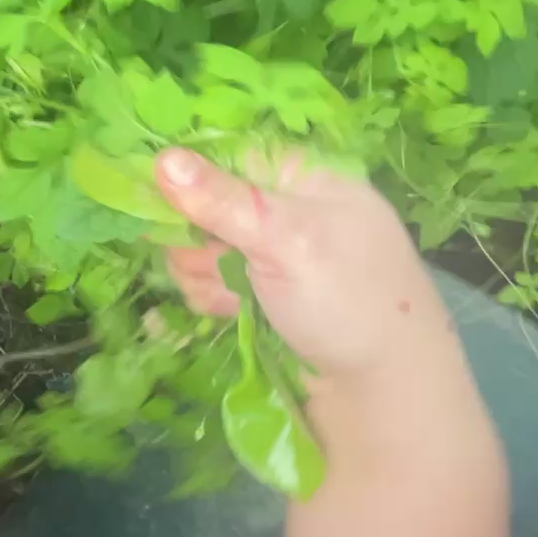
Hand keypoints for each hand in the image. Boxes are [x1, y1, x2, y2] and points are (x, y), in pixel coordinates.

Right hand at [154, 147, 459, 385]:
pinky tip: (232, 310)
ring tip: (234, 297)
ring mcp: (260, 246)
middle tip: (220, 265)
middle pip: (192, 204)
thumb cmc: (347, 300)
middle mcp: (275, 204)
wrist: (375, 380)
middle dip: (193, 241)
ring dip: (199, 276)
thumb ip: (222, 200)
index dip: (182, 183)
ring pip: (189, 246)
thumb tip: (162, 157)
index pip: (215, 156)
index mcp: (296, 174)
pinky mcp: (247, 281)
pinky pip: (198, 278)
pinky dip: (207, 297)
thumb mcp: (286, 241)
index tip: (168, 213)